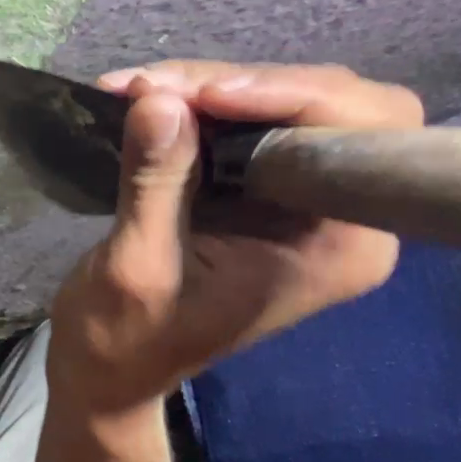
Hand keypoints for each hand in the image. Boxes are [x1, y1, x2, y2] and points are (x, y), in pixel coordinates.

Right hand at [46, 61, 423, 414]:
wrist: (105, 375)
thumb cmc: (120, 340)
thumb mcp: (133, 267)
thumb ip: (155, 183)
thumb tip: (157, 97)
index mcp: (340, 246)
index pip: (356, 134)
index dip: (286, 98)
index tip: (197, 95)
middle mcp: (345, 218)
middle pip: (328, 110)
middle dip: (239, 88)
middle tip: (150, 86)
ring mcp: (306, 206)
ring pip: (287, 111)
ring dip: (209, 93)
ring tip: (135, 89)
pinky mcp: (267, 199)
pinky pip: (253, 132)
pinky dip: (199, 112)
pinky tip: (147, 103)